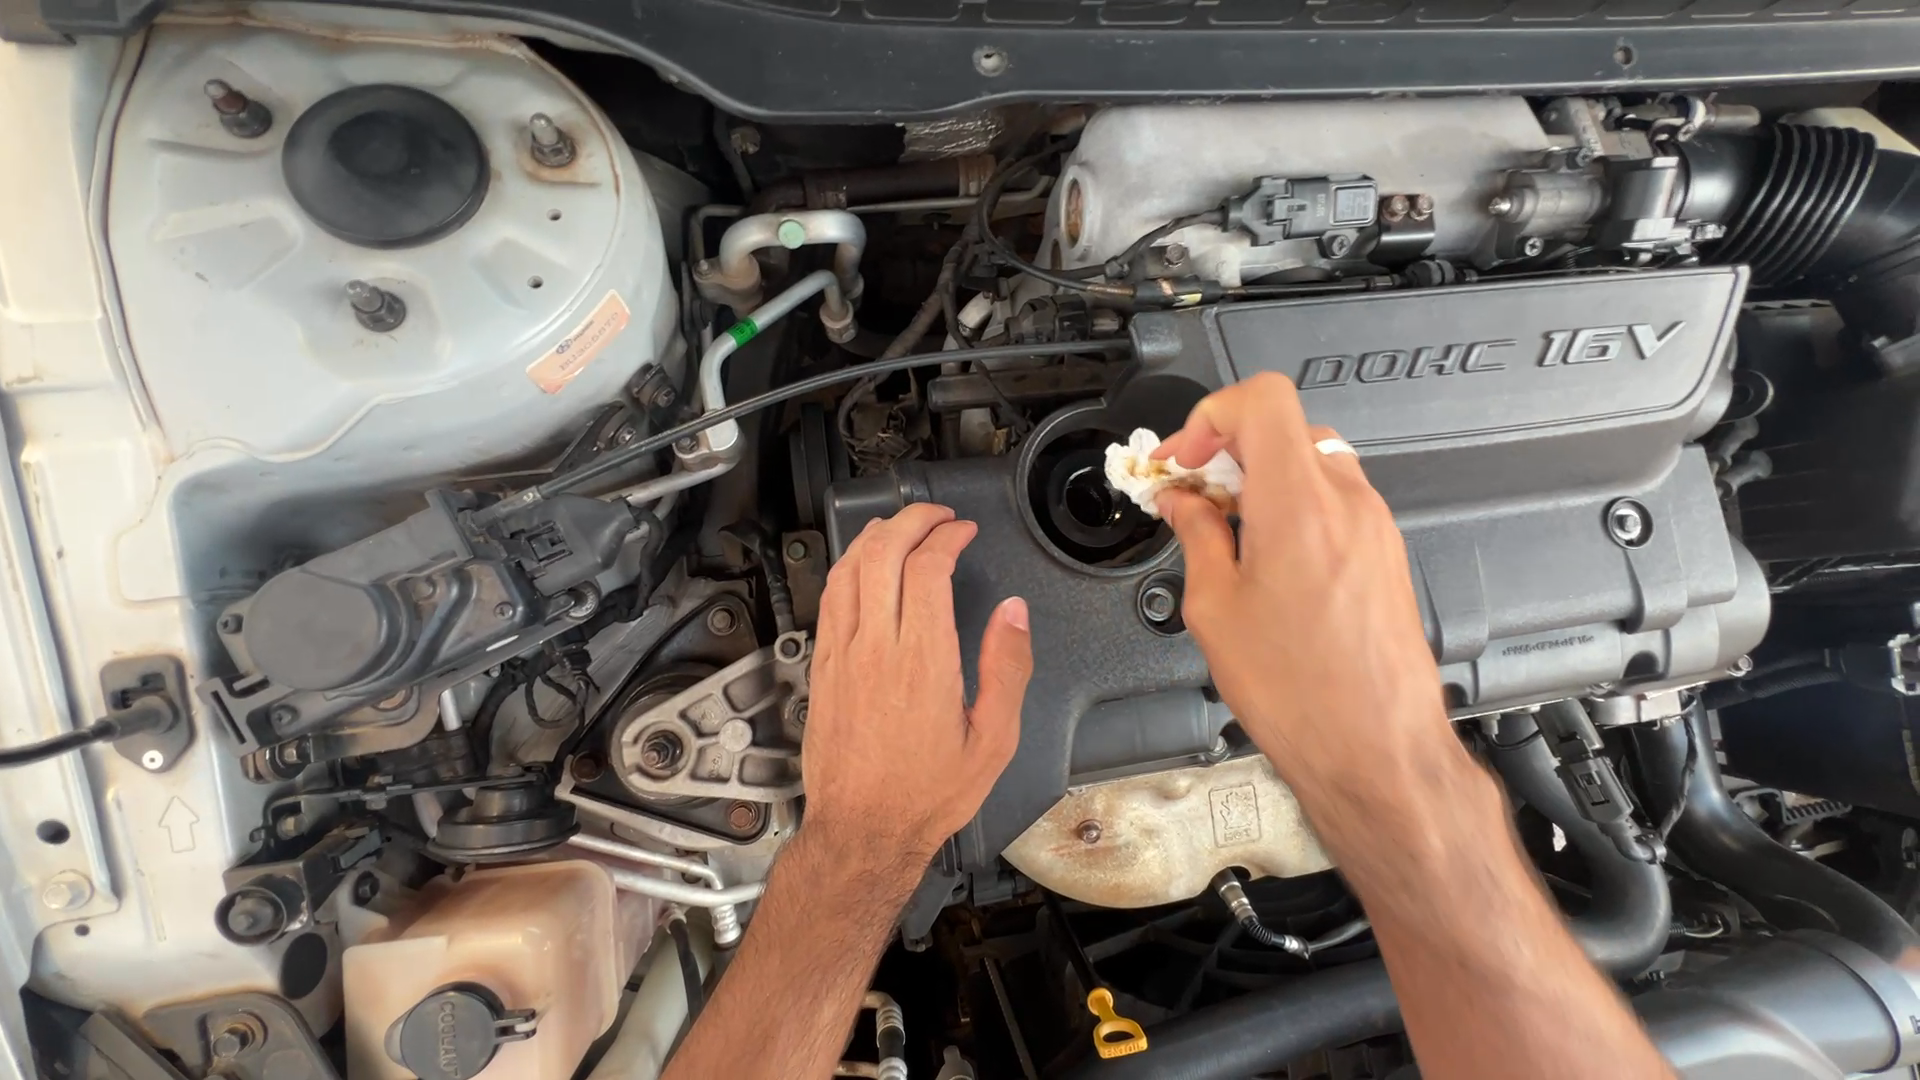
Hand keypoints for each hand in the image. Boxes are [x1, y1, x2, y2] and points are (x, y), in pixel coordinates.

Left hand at [802, 503, 1033, 870]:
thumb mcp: (994, 739)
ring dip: (875, 535)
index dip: (947, 536)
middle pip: (883, 553)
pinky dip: (848, 566)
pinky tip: (862, 563)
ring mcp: (842, 654)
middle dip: (911, 520)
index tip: (963, 531)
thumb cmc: (926, 793)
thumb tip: (1013, 612)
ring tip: (900, 526)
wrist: (864, 831)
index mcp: (923, 660)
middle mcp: (877, 648)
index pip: (928, 568)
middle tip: (936, 516)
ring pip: (850, 568)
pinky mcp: (822, 667)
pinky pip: (829, 598)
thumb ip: (1007, 667)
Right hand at [1154, 374, 1457, 840]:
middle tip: (1187, 490)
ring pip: (1307, 460)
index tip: (1183, 459)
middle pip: (1281, 426)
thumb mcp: (1215, 608)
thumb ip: (1197, 535)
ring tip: (1220, 527)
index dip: (1208, 416)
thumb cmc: (1300, 691)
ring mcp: (1373, 525)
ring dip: (1256, 477)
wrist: (1376, 749)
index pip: (1260, 400)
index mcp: (1296, 504)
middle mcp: (1345, 502)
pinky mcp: (1384, 551)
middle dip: (1223, 449)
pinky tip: (1260, 551)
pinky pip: (1331, 497)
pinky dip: (1289, 503)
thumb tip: (1184, 502)